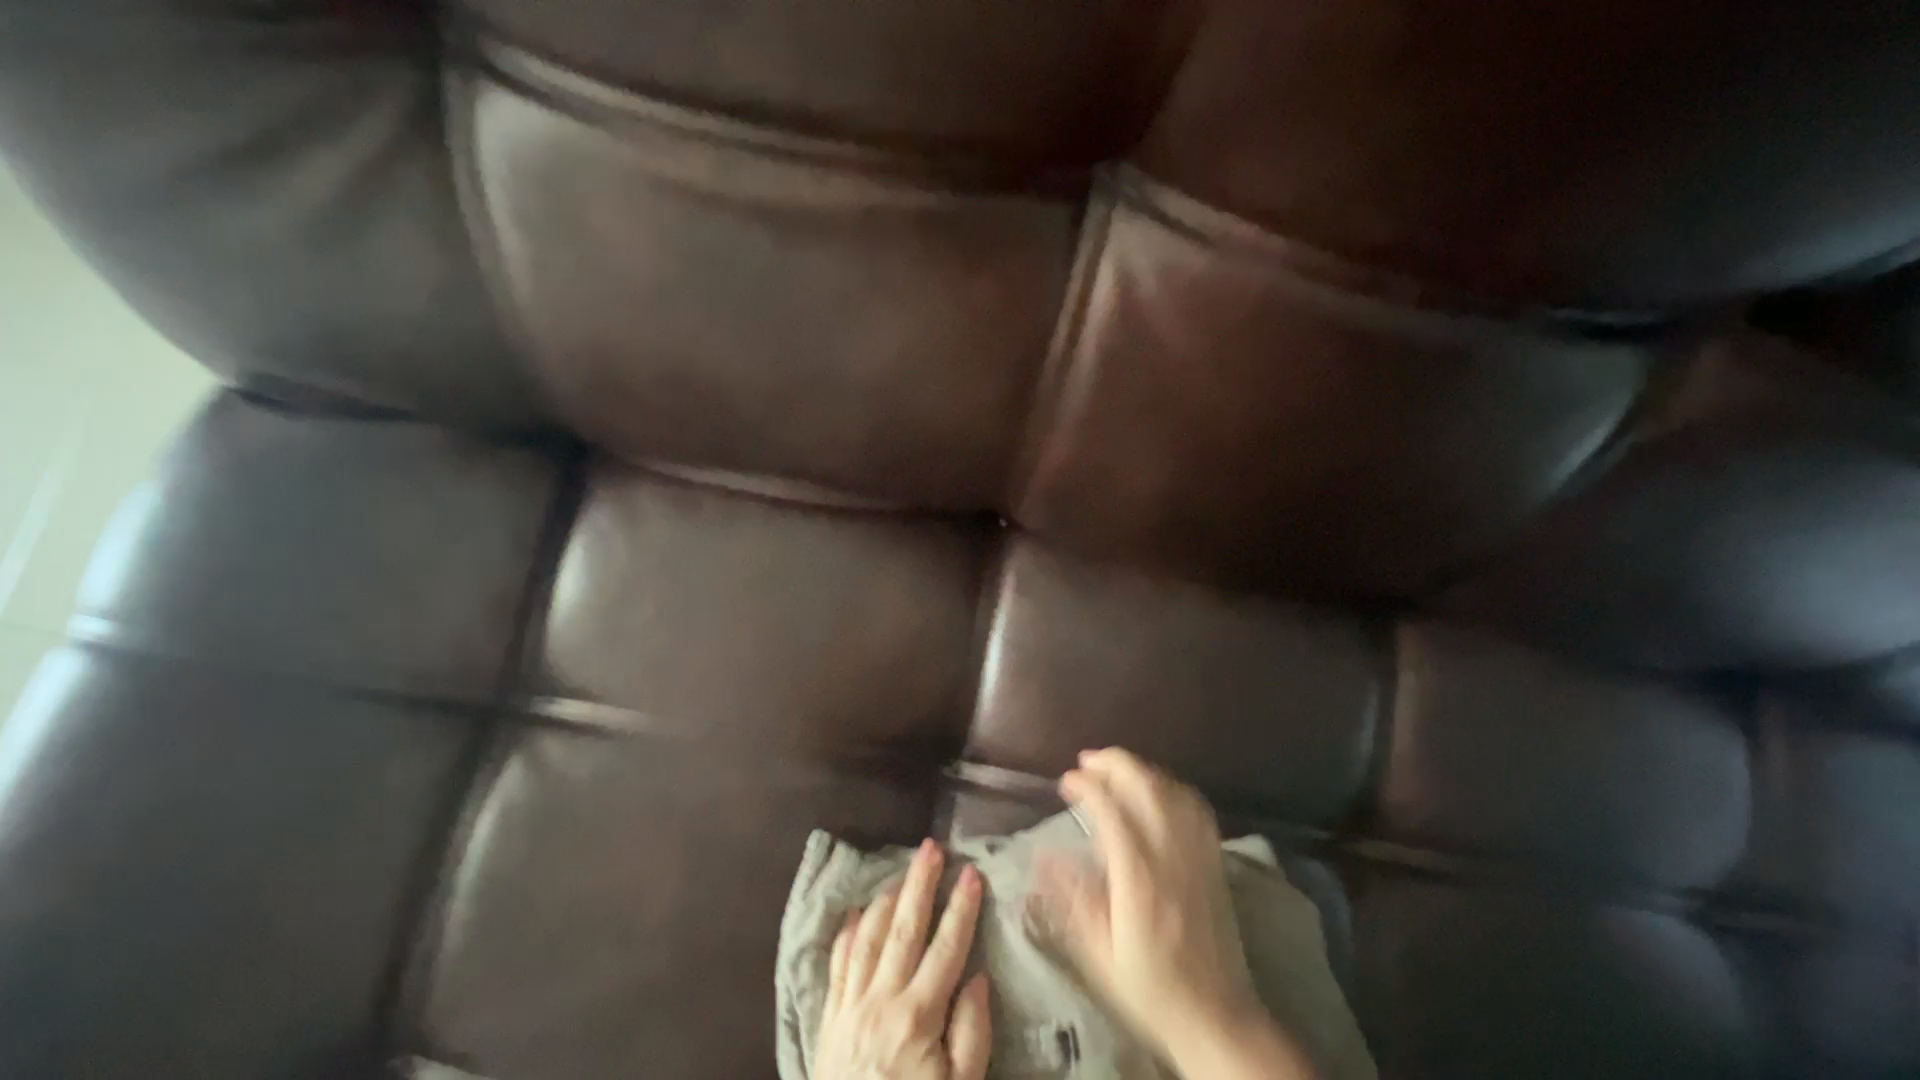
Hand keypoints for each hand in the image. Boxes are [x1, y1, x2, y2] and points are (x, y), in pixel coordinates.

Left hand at [816, 838, 992, 1079]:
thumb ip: (972, 1032)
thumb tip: (975, 975)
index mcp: (919, 1016)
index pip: (945, 948)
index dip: (961, 908)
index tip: (971, 873)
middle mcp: (881, 1000)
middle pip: (902, 930)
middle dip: (919, 885)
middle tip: (931, 848)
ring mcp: (850, 1007)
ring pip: (866, 938)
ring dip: (884, 899)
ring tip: (899, 871)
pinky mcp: (829, 1019)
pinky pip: (837, 965)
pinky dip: (846, 934)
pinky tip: (853, 913)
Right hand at [1033, 748, 1262, 1061]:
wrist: (1216, 1017)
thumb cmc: (1149, 989)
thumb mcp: (1098, 953)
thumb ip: (1072, 899)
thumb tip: (1043, 855)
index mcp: (1139, 877)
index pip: (1111, 810)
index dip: (1087, 786)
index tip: (1065, 781)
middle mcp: (1172, 856)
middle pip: (1146, 787)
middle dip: (1115, 763)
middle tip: (1087, 761)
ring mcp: (1199, 856)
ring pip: (1173, 791)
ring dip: (1143, 770)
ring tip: (1115, 768)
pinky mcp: (1216, 863)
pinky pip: (1197, 809)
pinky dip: (1173, 787)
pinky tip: (1159, 790)